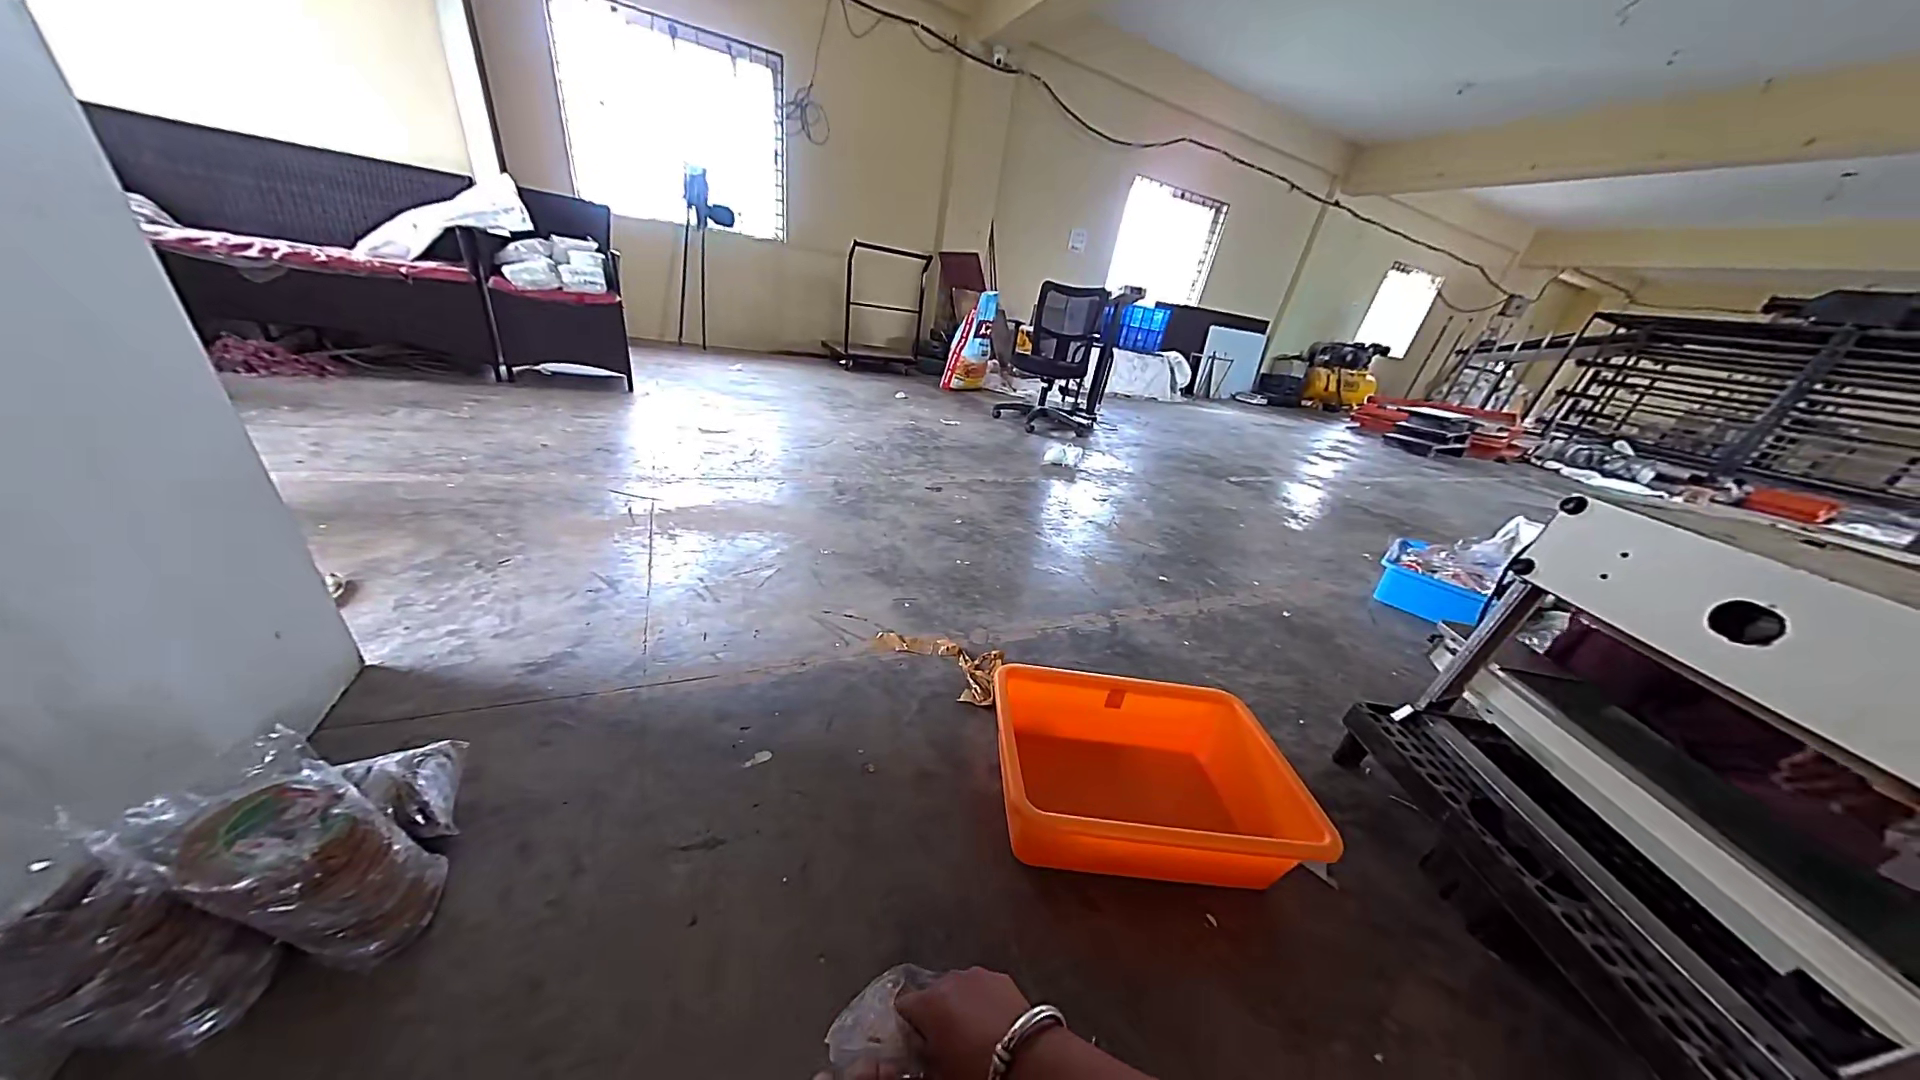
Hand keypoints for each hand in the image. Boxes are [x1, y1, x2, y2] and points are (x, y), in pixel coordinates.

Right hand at [896, 967, 1031, 1078]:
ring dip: (957, 1004)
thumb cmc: (977, 1070)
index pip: (902, 1006)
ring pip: (956, 988)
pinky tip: (990, 1021)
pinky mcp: (999, 975)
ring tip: (969, 1030)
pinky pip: (980, 987)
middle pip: (930, 993)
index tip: (913, 1042)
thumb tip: (916, 1054)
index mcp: (929, 1003)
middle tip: (942, 1040)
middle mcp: (949, 980)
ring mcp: (976, 974)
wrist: (1028, 1056)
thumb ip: (921, 1058)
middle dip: (933, 1013)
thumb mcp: (940, 1073)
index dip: (906, 1025)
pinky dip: (980, 999)